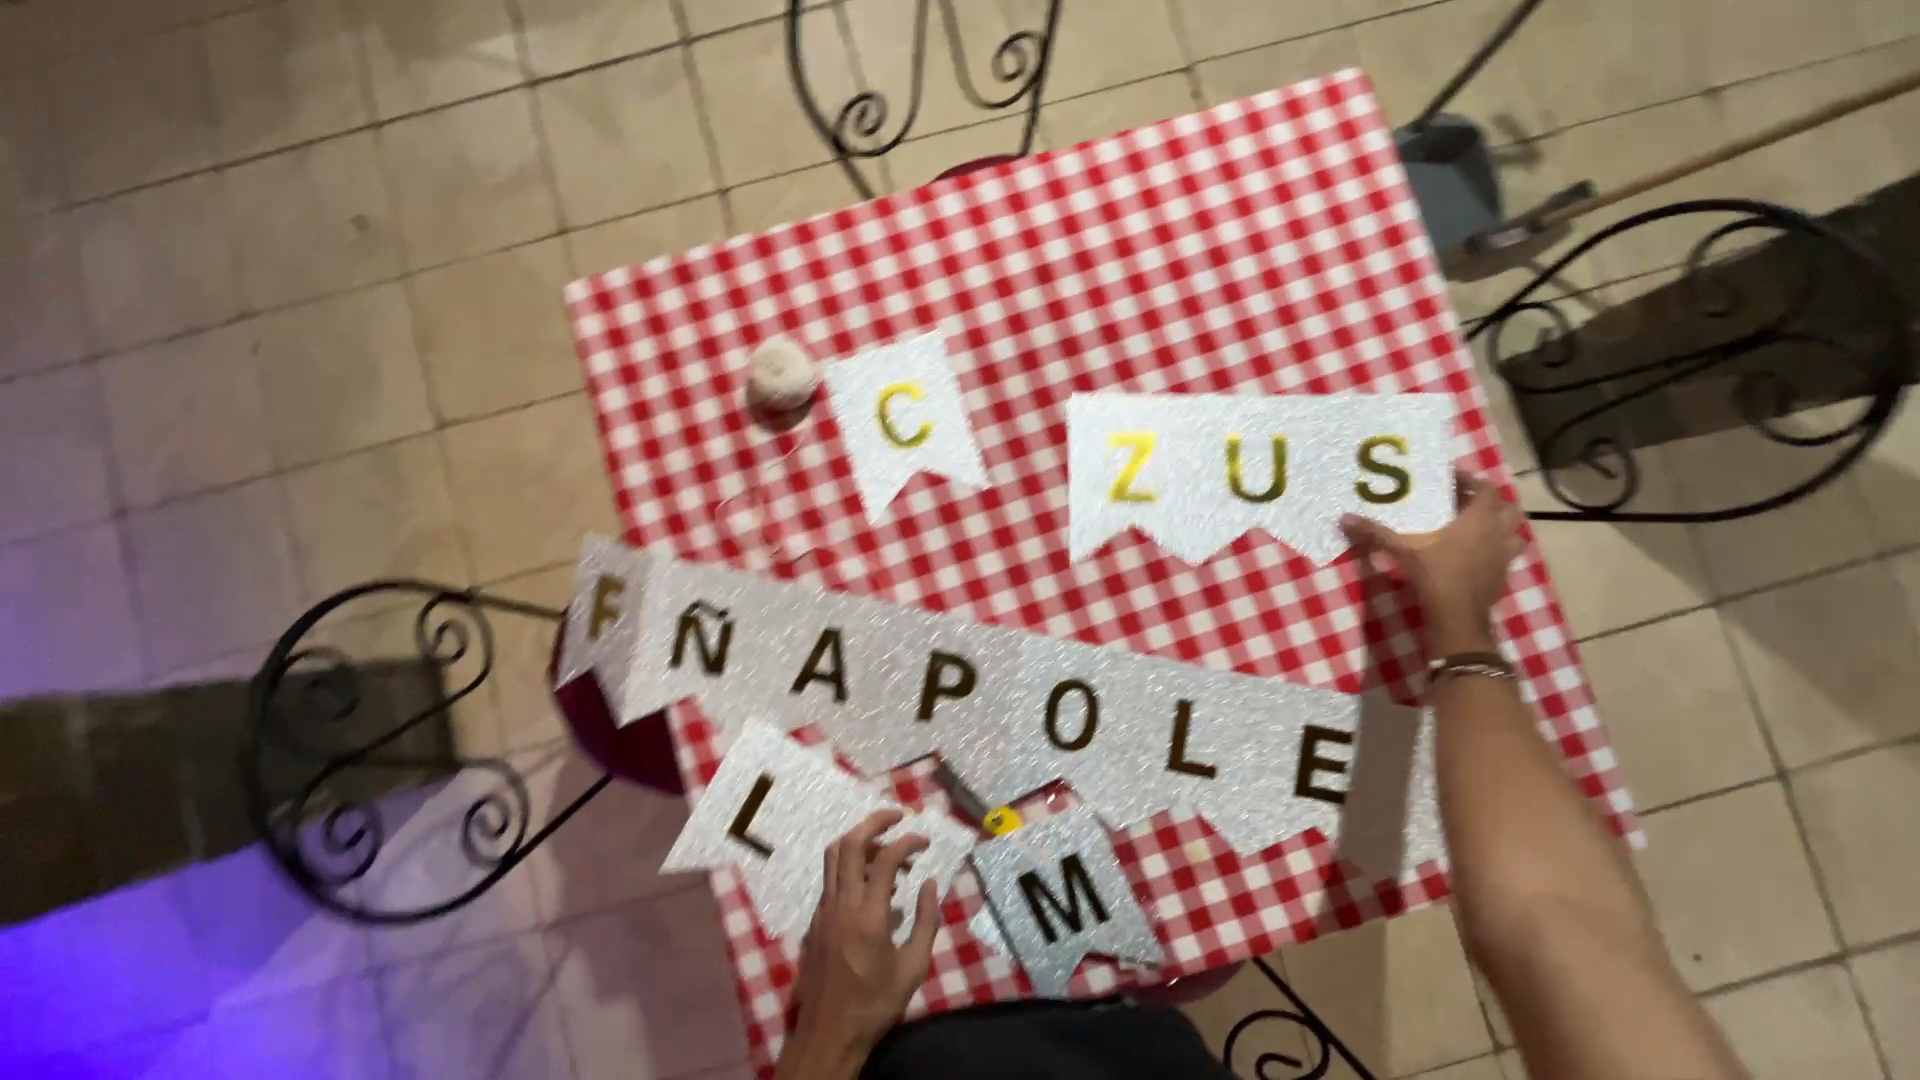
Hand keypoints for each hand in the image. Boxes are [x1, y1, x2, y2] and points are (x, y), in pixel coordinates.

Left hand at [778, 810, 940, 1079]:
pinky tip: (870, 881)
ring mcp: (823, 910)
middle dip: (874, 822)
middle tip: (897, 817)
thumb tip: (930, 883)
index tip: (924, 842)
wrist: (829, 1033)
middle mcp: (841, 903)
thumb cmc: (876, 1003)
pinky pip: (830, 877)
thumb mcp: (914, 967)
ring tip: (885, 845)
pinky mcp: (815, 920)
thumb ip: (926, 921)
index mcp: (869, 915)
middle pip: (850, 843)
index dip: (907, 842)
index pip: (886, 859)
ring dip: (859, 840)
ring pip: (833, 856)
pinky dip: (850, 865)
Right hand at [1341, 469, 1524, 654]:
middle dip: (1489, 503)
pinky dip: (1495, 549)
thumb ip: (1375, 532)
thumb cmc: (1435, 573)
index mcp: (1478, 519)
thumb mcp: (1402, 549)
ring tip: (1476, 527)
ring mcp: (1505, 554)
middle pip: (1506, 508)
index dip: (1471, 480)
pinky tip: (1475, 555)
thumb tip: (1343, 518)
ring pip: (1513, 532)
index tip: (1452, 478)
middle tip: (1464, 502)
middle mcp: (1498, 532)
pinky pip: (1506, 554)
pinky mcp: (1504, 574)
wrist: (1457, 613)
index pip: (1486, 489)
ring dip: (1499, 526)